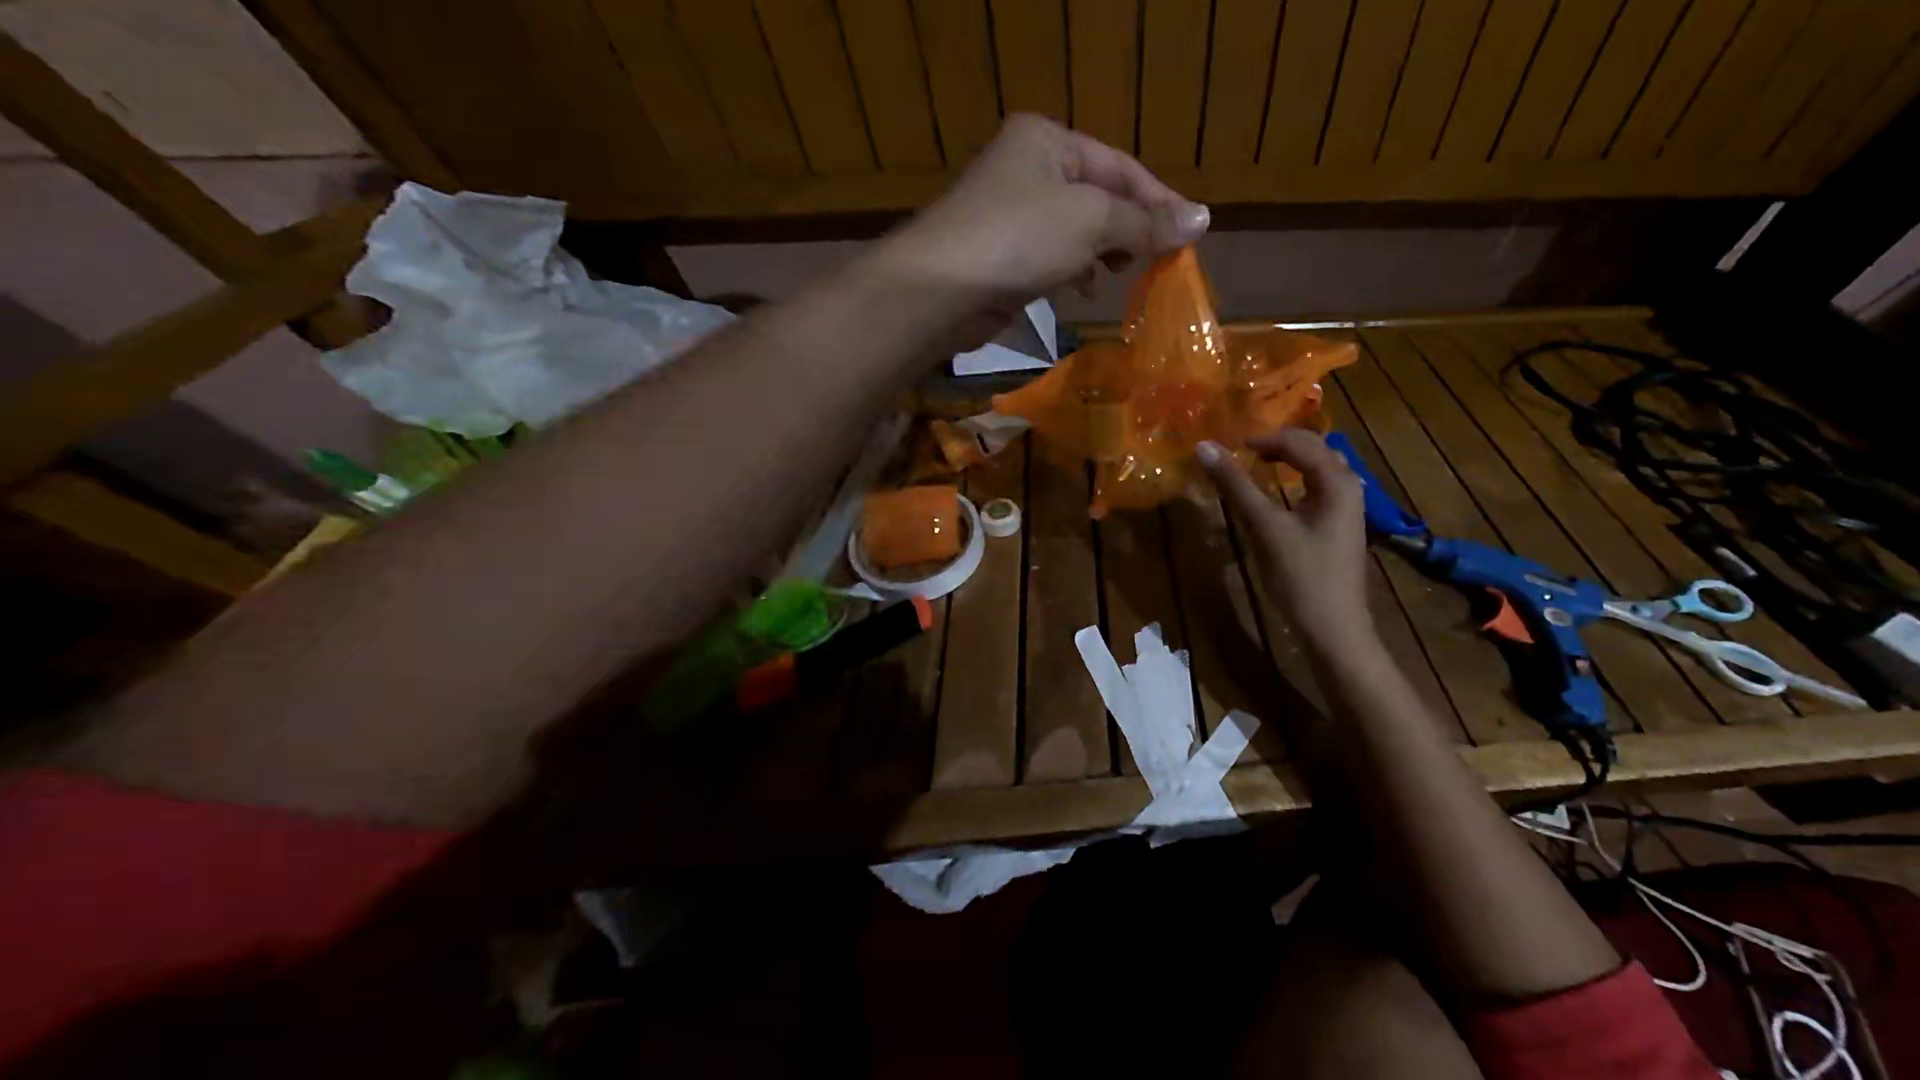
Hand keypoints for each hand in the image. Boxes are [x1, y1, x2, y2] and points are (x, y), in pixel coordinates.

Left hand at [874, 115, 1208, 306]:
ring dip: (1101, 254)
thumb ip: (1144, 222)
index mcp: (1046, 141)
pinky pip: (1049, 259)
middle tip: (1156, 259)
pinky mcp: (999, 258)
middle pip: (1097, 197)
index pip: (1119, 165)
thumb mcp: (1091, 220)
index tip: (1190, 234)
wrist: (938, 291)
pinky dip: (1071, 272)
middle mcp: (1026, 170)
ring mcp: (1009, 216)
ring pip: (1073, 231)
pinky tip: (1083, 290)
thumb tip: (1202, 219)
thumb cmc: (1018, 238)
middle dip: (1128, 229)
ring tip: (1119, 275)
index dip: (1158, 200)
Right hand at [1197, 430, 1374, 651]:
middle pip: (1313, 449)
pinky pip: (1317, 488)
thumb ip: (1235, 485)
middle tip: (1239, 452)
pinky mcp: (1339, 526)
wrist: (1333, 628)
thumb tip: (1204, 447)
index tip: (1227, 447)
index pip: (1298, 441)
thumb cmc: (1300, 575)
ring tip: (1254, 466)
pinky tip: (1275, 496)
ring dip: (1286, 461)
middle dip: (1276, 444)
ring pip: (1317, 468)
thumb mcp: (1264, 527)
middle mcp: (1348, 487)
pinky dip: (1293, 481)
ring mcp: (1347, 508)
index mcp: (1336, 481)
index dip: (1261, 438)